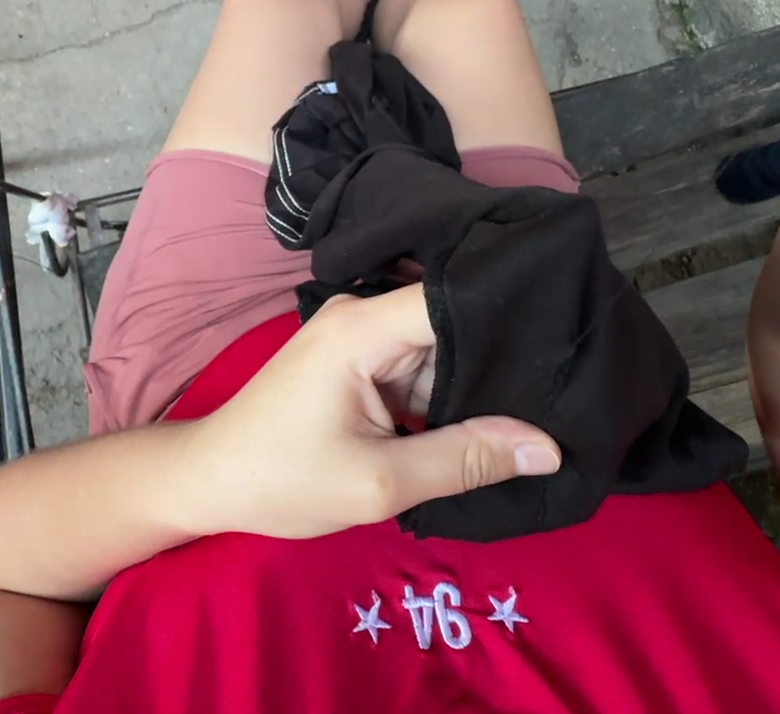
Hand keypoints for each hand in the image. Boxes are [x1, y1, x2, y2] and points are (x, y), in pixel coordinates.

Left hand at [188, 286, 559, 539]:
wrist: (213, 480)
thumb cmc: (284, 479)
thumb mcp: (379, 482)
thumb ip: (463, 460)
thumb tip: (546, 446)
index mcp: (361, 327)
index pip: (452, 296)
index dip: (508, 310)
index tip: (566, 331)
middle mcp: (360, 314)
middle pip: (448, 322)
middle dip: (497, 357)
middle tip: (562, 387)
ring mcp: (355, 336)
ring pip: (435, 349)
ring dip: (470, 383)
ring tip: (534, 410)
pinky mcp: (354, 359)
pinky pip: (413, 367)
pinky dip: (439, 395)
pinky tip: (481, 421)